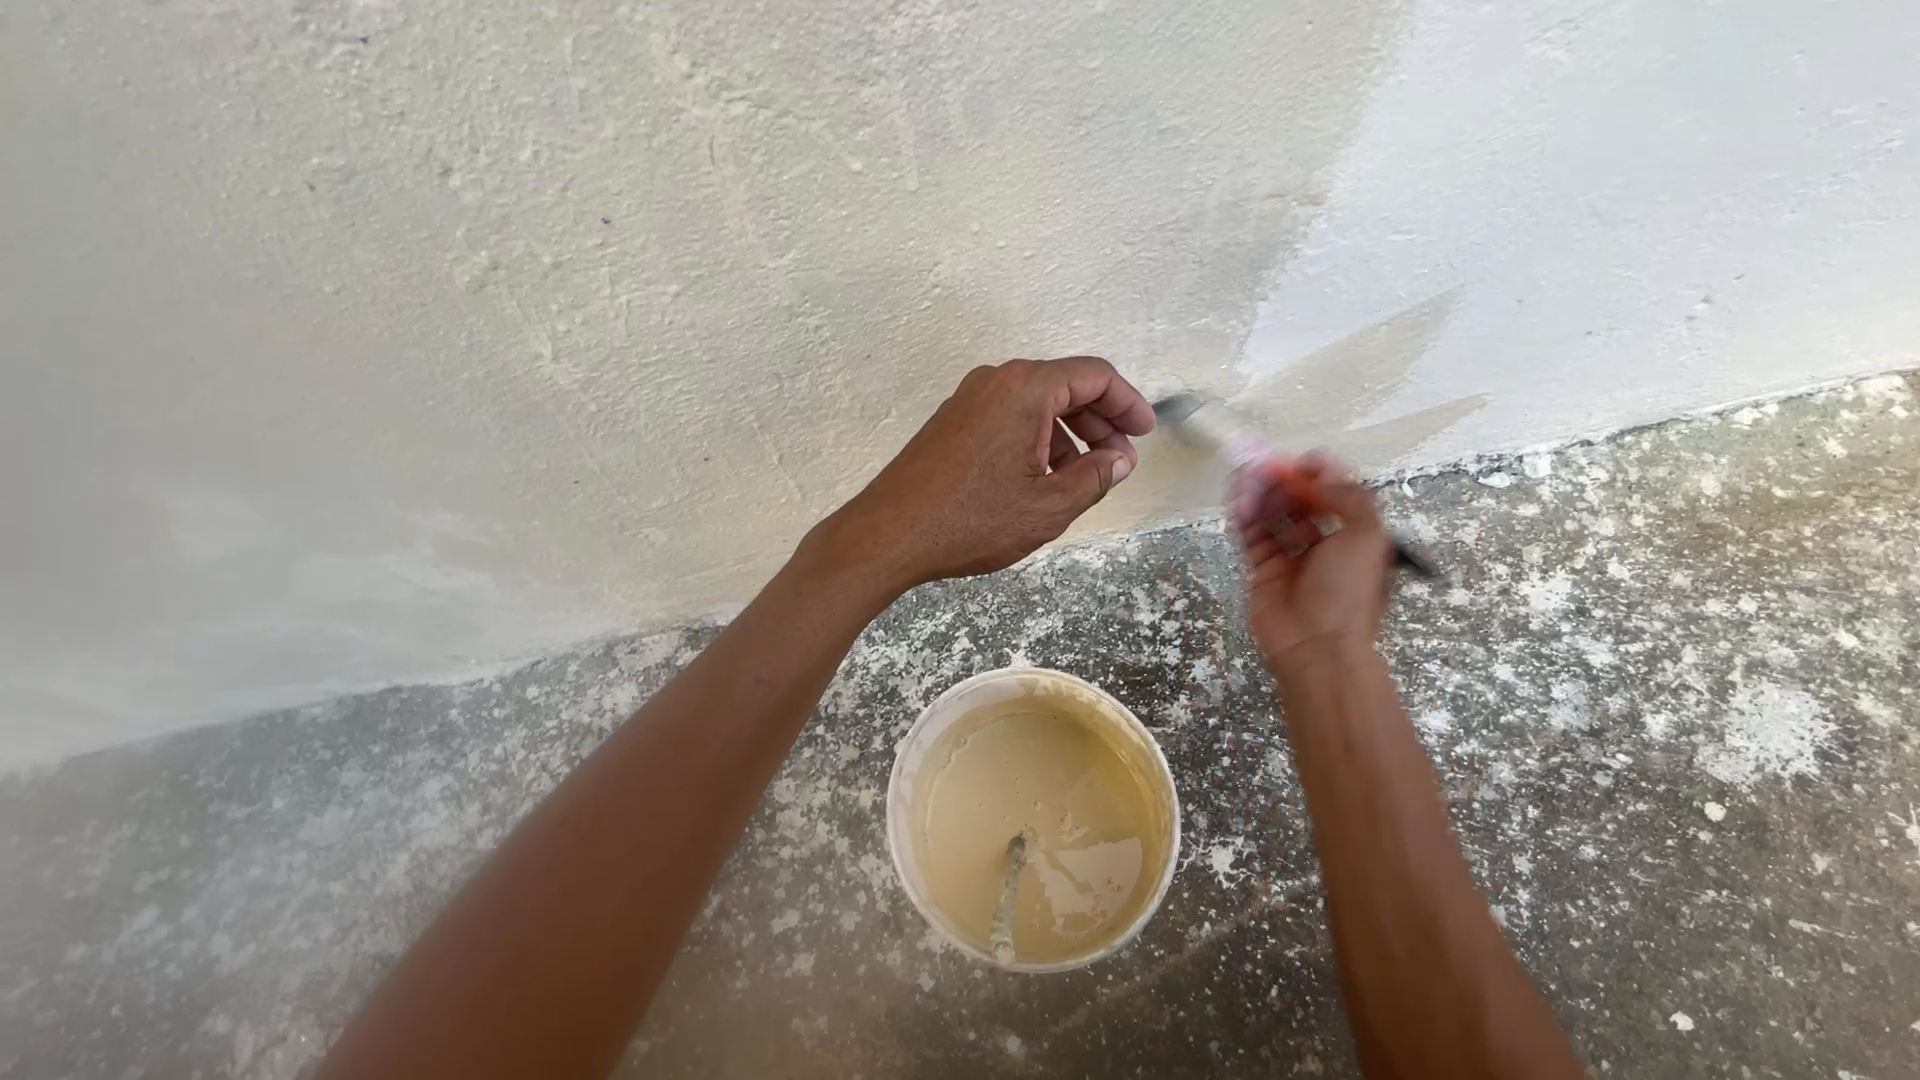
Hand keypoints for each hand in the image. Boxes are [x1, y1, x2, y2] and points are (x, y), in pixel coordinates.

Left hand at [810, 356, 1154, 590]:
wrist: (888, 535)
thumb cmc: (972, 520)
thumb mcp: (1048, 506)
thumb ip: (1094, 478)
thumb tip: (1118, 460)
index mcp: (1024, 388)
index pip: (1094, 376)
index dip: (1128, 402)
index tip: (1144, 433)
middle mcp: (995, 381)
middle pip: (1064, 386)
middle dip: (1100, 421)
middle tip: (1119, 460)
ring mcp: (968, 400)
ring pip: (1035, 405)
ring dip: (1068, 435)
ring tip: (1083, 479)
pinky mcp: (952, 423)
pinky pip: (1008, 418)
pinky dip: (1036, 440)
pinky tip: (1042, 479)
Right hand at [1232, 453, 1394, 671]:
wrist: (1317, 647)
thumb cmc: (1348, 591)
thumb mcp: (1368, 537)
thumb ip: (1348, 498)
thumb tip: (1319, 476)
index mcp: (1354, 535)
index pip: (1335, 494)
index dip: (1319, 474)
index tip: (1301, 462)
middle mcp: (1323, 543)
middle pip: (1300, 501)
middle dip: (1283, 480)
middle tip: (1264, 466)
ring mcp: (1290, 557)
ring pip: (1272, 515)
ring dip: (1260, 493)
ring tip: (1245, 478)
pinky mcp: (1261, 569)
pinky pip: (1251, 535)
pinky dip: (1244, 515)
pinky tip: (1237, 499)